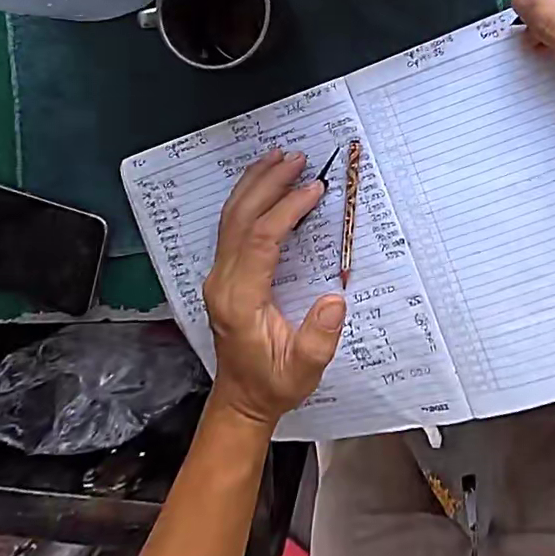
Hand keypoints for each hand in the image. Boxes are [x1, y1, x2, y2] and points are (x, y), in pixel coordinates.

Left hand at [203, 149, 347, 427]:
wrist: (241, 398)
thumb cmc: (274, 382)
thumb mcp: (303, 370)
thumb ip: (319, 338)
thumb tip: (335, 299)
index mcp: (240, 299)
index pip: (260, 240)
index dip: (287, 210)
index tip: (314, 189)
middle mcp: (223, 280)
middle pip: (240, 218)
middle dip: (269, 183)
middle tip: (297, 158)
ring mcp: (219, 273)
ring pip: (231, 216)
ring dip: (255, 183)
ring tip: (279, 157)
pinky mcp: (224, 271)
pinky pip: (232, 224)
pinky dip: (248, 196)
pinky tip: (262, 181)